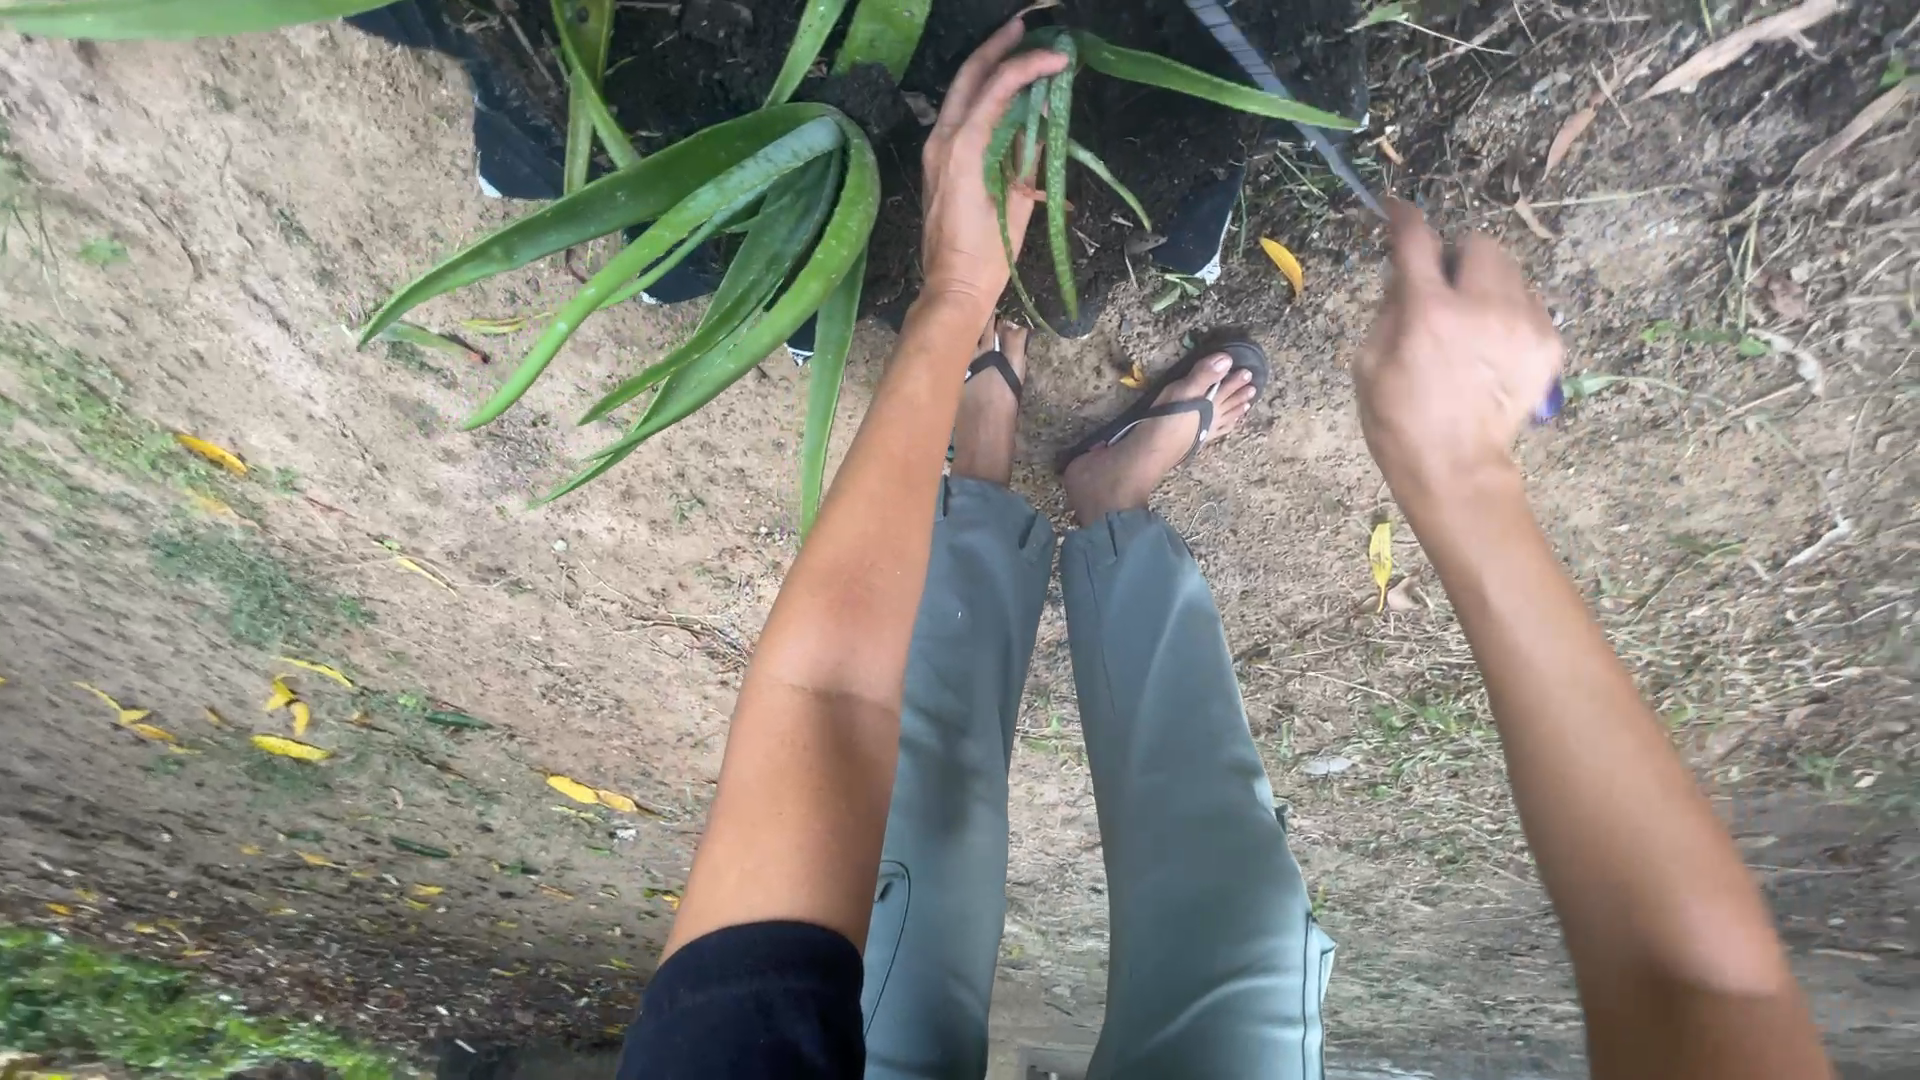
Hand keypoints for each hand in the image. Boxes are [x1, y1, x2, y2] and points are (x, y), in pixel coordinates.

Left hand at [919, 17, 1069, 310]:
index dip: (1030, 65)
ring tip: (1016, 54)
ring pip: (960, 96)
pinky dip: (981, 105)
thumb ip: (1028, 158)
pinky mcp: (937, 167)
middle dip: (997, 48)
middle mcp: (942, 142)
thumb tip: (1042, 122)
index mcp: (962, 148)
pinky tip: (1004, 103)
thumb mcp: (1017, 205)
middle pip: (968, 77)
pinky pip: (959, 122)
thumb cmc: (986, 257)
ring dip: (987, 72)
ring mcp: (935, 154)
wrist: (952, 289)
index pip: (997, 87)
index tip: (1060, 57)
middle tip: (1024, 28)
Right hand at [1354, 199, 1563, 513]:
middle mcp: (1482, 306)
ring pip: (1509, 270)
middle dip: (1456, 257)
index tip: (1396, 210)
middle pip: (1479, 244)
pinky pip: (1527, 303)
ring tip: (1466, 324)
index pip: (1416, 242)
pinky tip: (1487, 349)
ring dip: (1483, 283)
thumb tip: (1404, 277)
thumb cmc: (1396, 421)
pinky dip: (1504, 312)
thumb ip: (1387, 311)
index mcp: (1428, 314)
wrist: (1453, 466)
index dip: (1404, 218)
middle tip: (1439, 288)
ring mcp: (1523, 322)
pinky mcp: (1547, 341)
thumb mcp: (1367, 365)